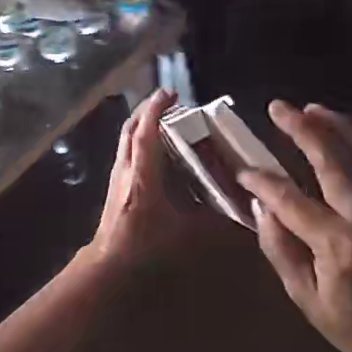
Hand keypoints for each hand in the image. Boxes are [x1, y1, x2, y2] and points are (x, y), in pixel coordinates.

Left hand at [88, 90, 219, 265]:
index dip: (156, 110)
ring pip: (126, 138)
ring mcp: (117, 174)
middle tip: (172, 101)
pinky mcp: (115, 182)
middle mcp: (125, 168)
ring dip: (143, 122)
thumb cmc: (145, 245)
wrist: (109, 259)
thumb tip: (242, 211)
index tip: (170, 92)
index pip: (145, 133)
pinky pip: (126, 149)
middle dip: (149, 110)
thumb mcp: (185, 232)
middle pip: (130, 128)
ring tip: (166, 118)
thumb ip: (214, 220)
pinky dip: (140, 138)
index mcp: (142, 175)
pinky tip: (157, 146)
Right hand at [237, 101, 351, 351]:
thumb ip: (279, 248)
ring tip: (312, 109)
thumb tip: (262, 206)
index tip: (241, 171)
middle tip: (278, 107)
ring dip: (339, 127)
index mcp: (337, 243)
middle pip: (333, 160)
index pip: (289, 197)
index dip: (260, 179)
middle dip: (303, 130)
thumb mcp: (303, 296)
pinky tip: (351, 132)